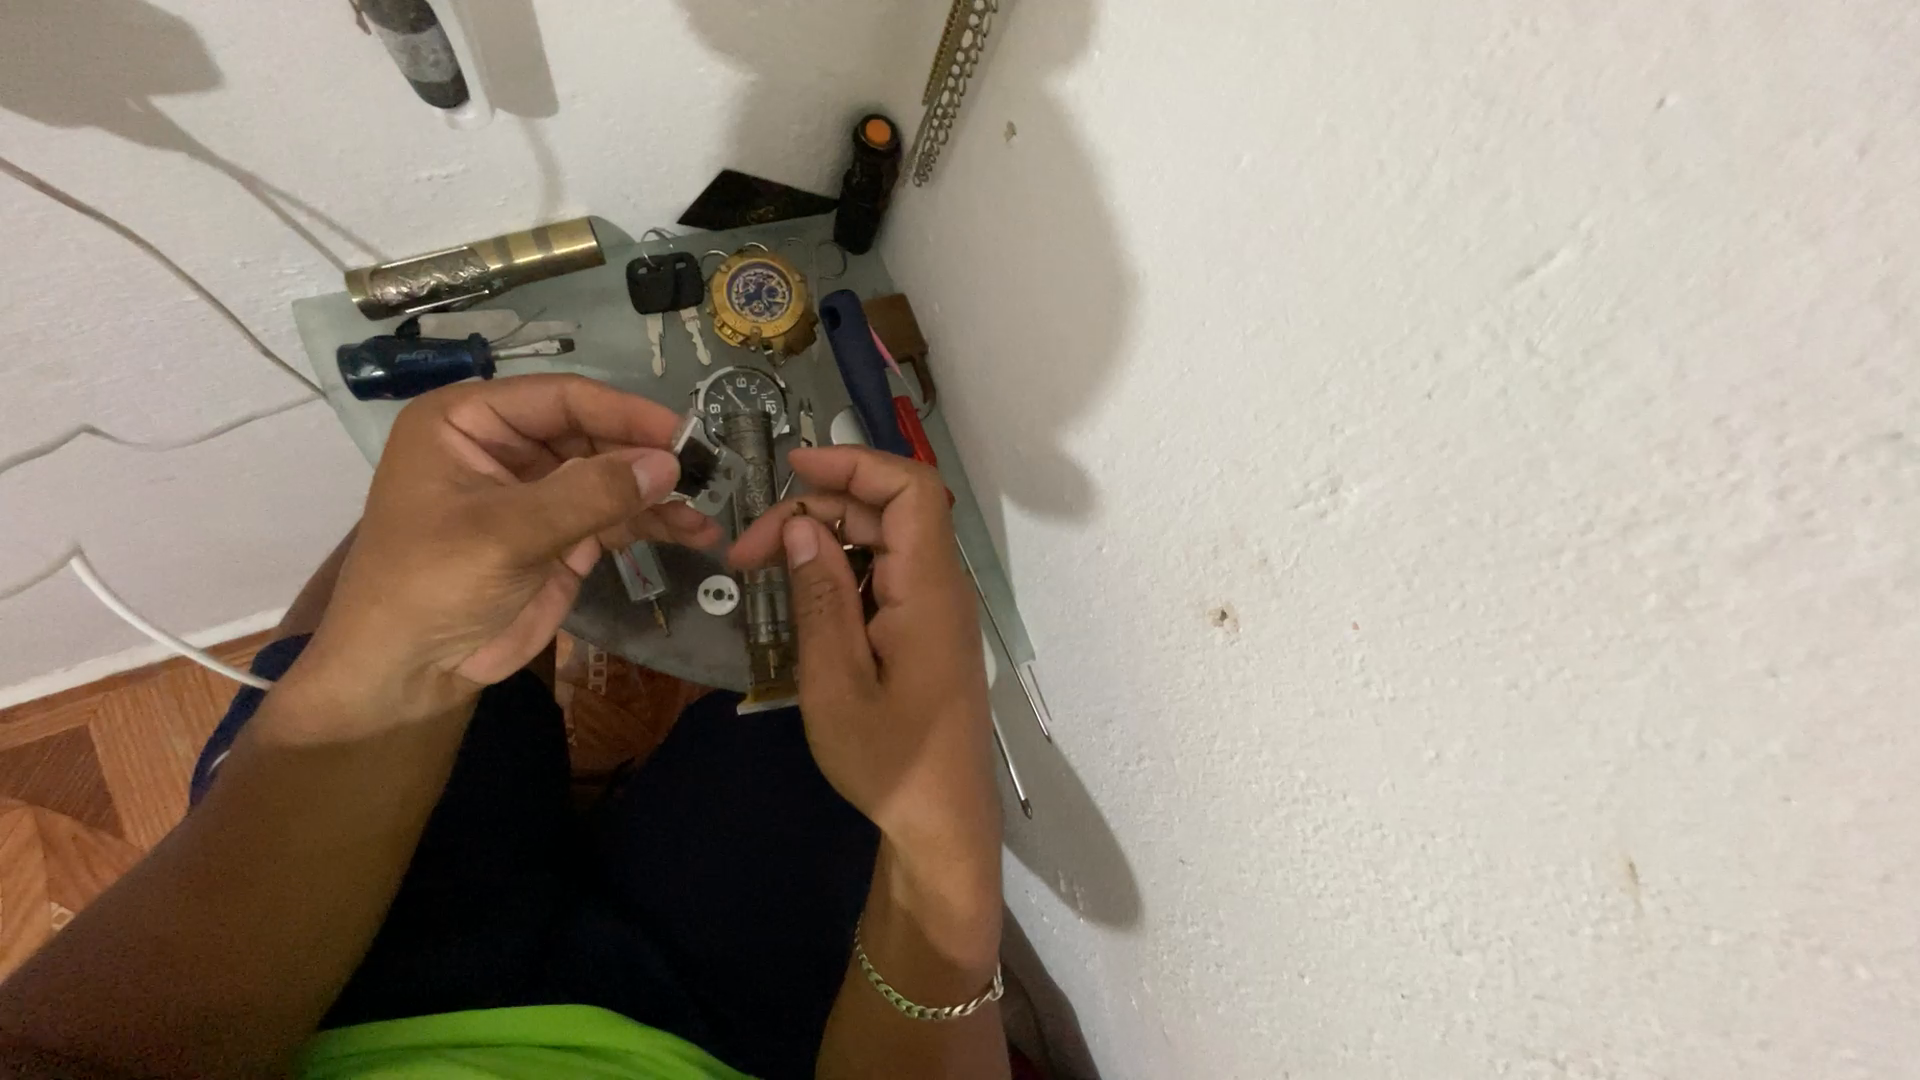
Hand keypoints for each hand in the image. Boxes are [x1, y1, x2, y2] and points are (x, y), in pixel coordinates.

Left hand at [300, 376, 721, 722]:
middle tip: (708, 470)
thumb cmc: (431, 585)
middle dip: (649, 455)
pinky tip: (697, 532)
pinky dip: (658, 523)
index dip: (623, 412)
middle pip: (597, 434)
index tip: (681, 432)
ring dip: (662, 493)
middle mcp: (510, 447)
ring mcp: (543, 491)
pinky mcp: (569, 532)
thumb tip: (670, 464)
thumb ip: (589, 495)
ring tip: (709, 506)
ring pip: (616, 475)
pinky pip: (622, 516)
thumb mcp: (506, 534)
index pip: (561, 399)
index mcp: (471, 422)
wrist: (415, 669)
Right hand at [730, 446, 1001, 862]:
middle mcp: (941, 587)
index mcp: (929, 589)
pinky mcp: (926, 632)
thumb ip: (821, 598)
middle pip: (886, 513)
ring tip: (764, 570)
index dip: (856, 464)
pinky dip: (843, 574)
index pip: (911, 489)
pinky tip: (804, 598)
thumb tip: (803, 526)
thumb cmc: (889, 761)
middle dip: (816, 512)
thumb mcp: (836, 682)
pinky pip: (887, 578)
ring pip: (883, 544)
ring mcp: (937, 610)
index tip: (792, 467)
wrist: (941, 822)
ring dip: (825, 543)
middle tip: (747, 551)